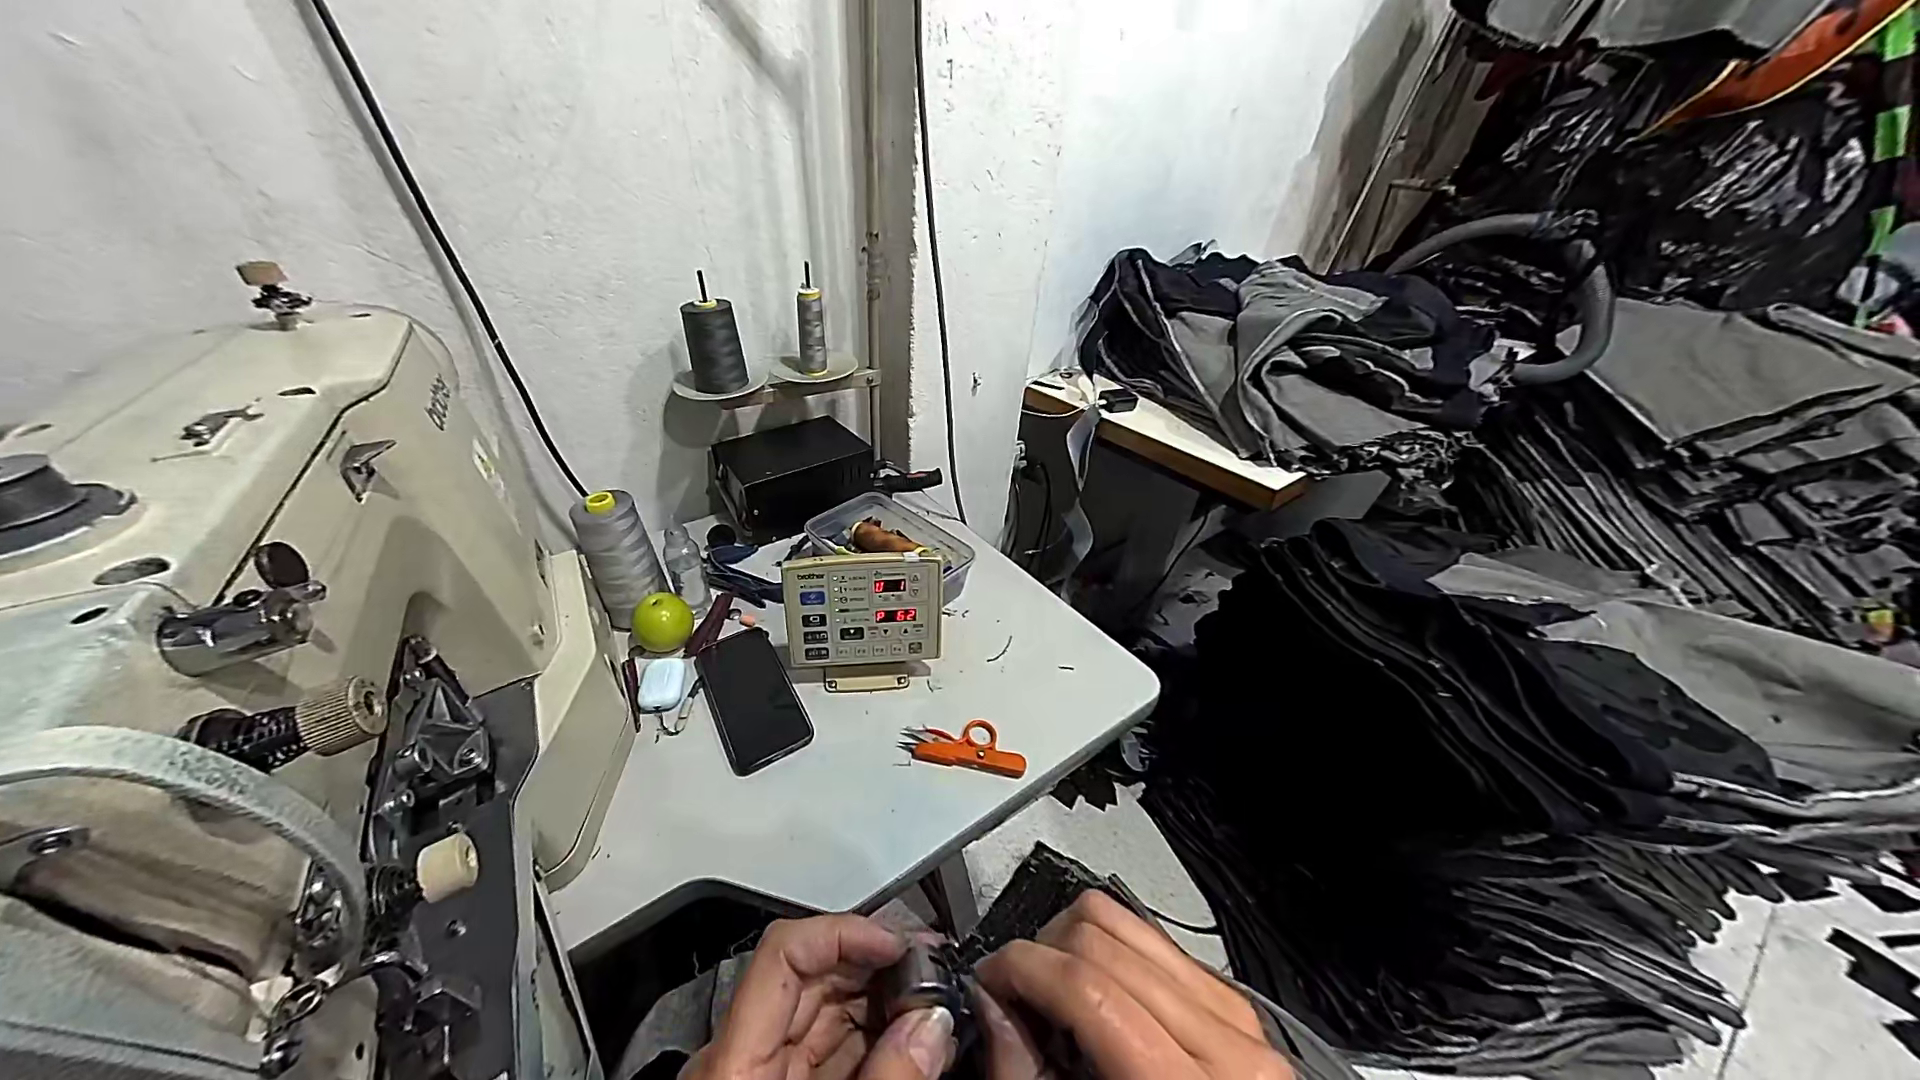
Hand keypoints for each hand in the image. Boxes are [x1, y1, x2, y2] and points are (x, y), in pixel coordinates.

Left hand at [684, 915, 956, 1079]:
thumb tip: (933, 1022)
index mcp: (733, 1066)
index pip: (784, 953)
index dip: (845, 933)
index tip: (898, 943)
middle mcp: (740, 1059)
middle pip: (810, 975)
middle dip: (875, 964)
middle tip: (930, 971)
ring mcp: (758, 1078)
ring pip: (823, 1007)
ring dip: (879, 998)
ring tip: (927, 1003)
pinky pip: (826, 1046)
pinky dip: (870, 1036)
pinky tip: (907, 1040)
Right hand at [972, 891, 1294, 1079]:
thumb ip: (1024, 1074)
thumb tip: (991, 999)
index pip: (1087, 987)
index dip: (1022, 968)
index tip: (990, 976)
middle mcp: (1225, 1042)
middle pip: (1099, 939)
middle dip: (1040, 952)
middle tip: (1013, 986)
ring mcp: (1232, 1013)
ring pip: (1121, 919)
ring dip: (1069, 940)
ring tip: (1051, 984)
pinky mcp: (1229, 999)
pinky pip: (1149, 935)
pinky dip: (1106, 949)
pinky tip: (1092, 989)